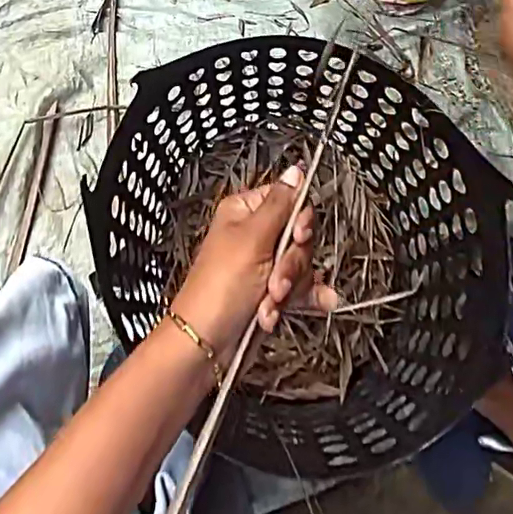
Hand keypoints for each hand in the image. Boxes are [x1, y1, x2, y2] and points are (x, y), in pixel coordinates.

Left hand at [170, 165, 332, 361]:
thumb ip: (280, 204)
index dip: (299, 220)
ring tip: (269, 301)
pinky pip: (300, 288)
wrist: (206, 343)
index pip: (289, 200)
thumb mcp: (253, 238)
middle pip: (299, 235)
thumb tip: (295, 170)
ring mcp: (263, 264)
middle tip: (274, 277)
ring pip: (301, 265)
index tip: (297, 235)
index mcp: (245, 211)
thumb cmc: (217, 288)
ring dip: (290, 287)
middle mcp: (255, 234)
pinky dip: (300, 300)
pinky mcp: (270, 291)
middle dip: (292, 262)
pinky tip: (306, 306)